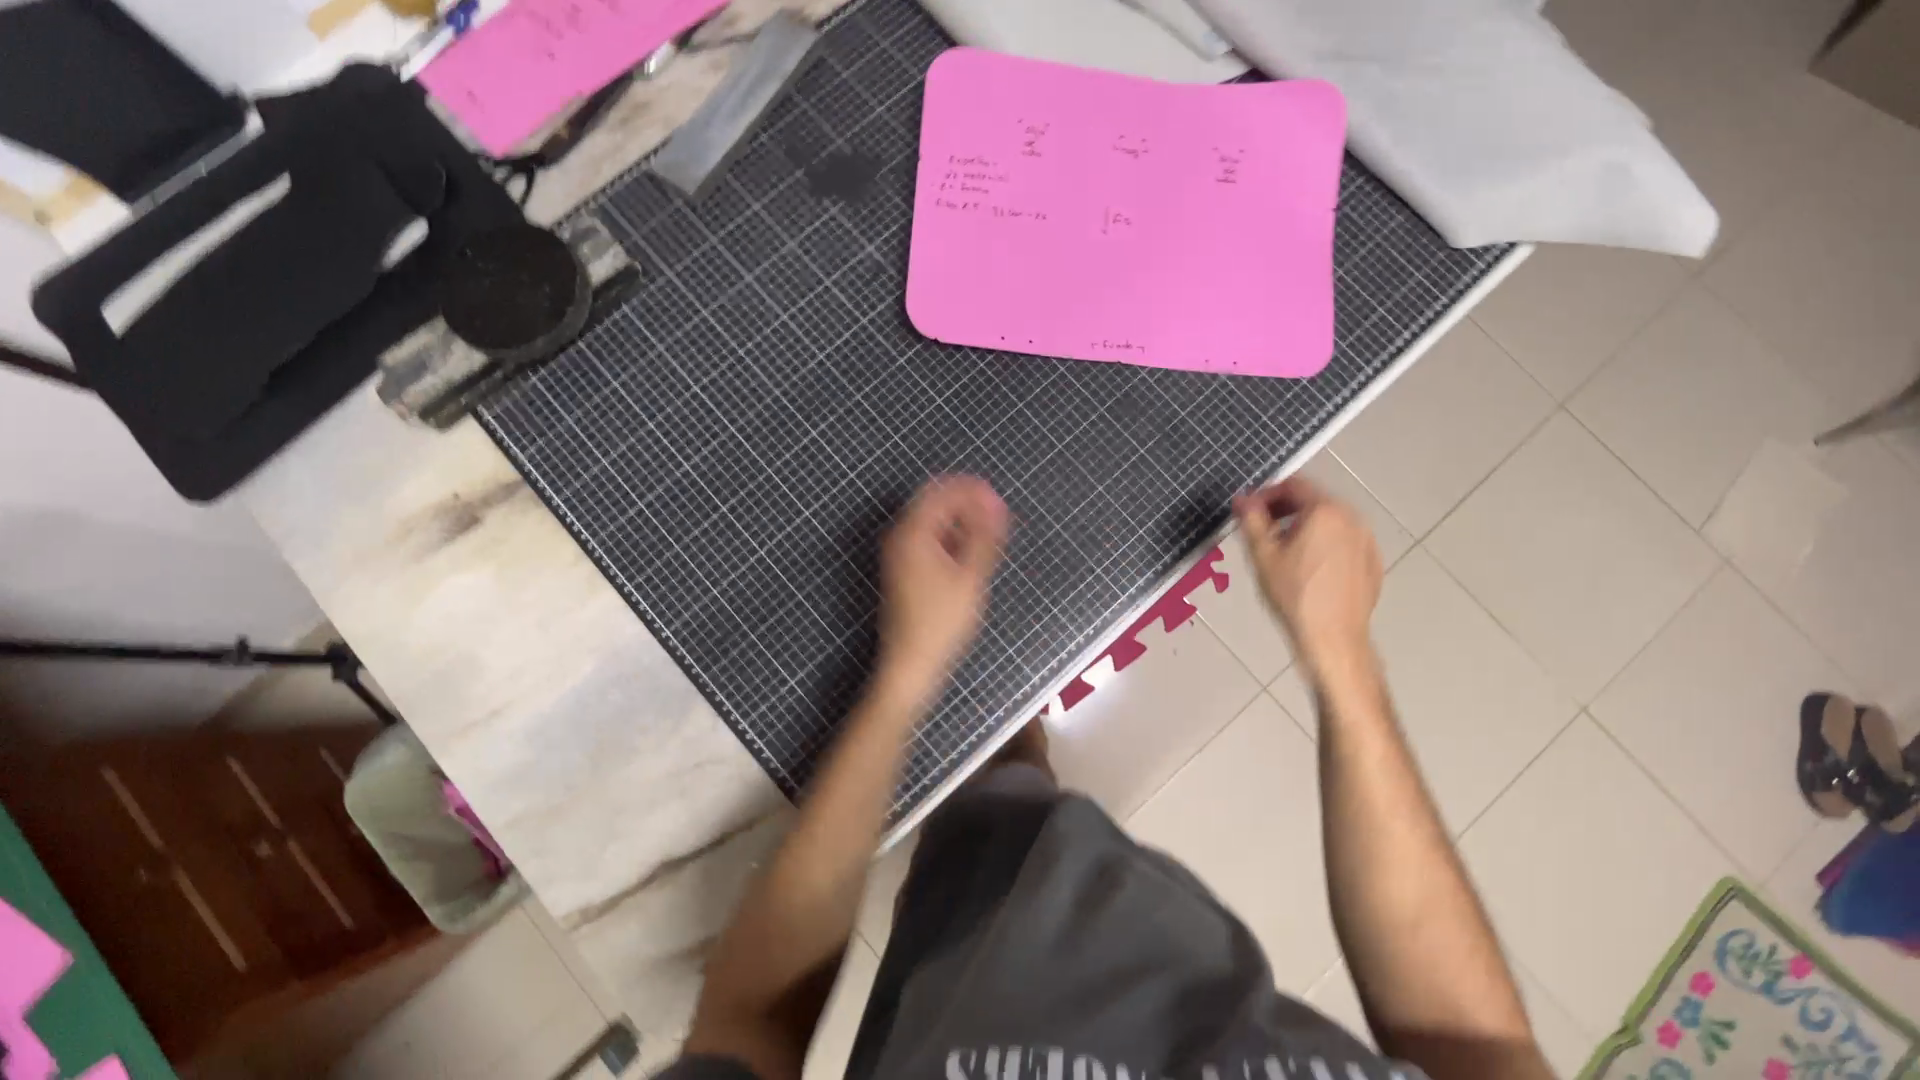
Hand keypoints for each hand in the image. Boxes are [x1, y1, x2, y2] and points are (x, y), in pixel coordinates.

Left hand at [876, 475, 1010, 704]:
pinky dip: (950, 540)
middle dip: (968, 506)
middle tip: (998, 520)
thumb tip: (994, 503)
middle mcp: (899, 537)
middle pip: (935, 504)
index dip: (971, 490)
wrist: (911, 664)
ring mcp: (898, 554)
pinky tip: (970, 557)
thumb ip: (984, 535)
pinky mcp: (903, 571)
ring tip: (989, 539)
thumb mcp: (971, 576)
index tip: (998, 501)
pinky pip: (928, 541)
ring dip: (961, 524)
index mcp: (912, 532)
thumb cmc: (942, 622)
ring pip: (933, 524)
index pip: (942, 491)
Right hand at [1233, 475, 1382, 683]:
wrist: (1333, 638)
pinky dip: (1326, 546)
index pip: (1293, 485)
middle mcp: (1352, 518)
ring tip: (1286, 553)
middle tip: (1264, 532)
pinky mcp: (1373, 562)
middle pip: (1314, 501)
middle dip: (1286, 510)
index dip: (1267, 494)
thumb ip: (1251, 520)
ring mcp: (1367, 540)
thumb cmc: (1293, 594)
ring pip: (1331, 522)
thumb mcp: (1263, 556)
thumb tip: (1242, 498)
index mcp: (1325, 510)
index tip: (1250, 512)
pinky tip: (1311, 571)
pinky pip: (1345, 542)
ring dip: (1306, 527)